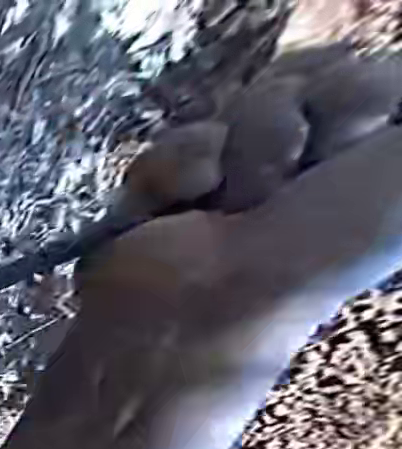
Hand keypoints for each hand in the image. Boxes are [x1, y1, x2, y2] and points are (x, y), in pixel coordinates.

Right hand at [81, 51, 401, 366]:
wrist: (213, 299)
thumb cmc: (332, 243)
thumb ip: (399, 108)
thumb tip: (362, 111)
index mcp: (367, 144)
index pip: (362, 69)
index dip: (364, 98)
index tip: (357, 151)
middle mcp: (295, 154)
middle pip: (302, 75)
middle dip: (301, 123)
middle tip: (292, 185)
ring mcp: (218, 172)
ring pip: (239, 105)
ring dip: (244, 155)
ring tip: (231, 209)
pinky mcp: (150, 191)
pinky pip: (171, 143)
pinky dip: (177, 171)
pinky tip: (180, 205)